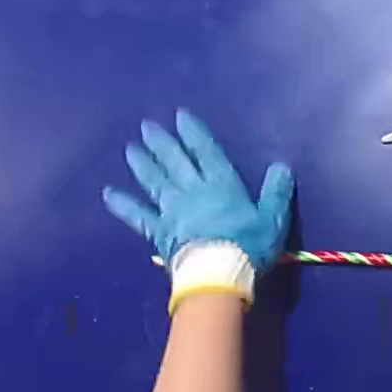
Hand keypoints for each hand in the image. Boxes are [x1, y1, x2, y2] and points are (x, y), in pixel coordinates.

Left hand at [103, 110, 293, 311]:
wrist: (220, 274)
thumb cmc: (250, 247)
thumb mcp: (273, 220)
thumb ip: (276, 193)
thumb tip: (282, 167)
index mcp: (222, 186)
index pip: (206, 153)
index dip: (194, 134)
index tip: (181, 117)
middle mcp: (194, 192)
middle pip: (175, 162)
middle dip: (162, 143)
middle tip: (147, 127)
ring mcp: (174, 211)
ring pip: (155, 181)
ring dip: (143, 165)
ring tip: (131, 150)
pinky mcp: (161, 232)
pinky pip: (139, 216)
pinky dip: (124, 205)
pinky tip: (109, 194)